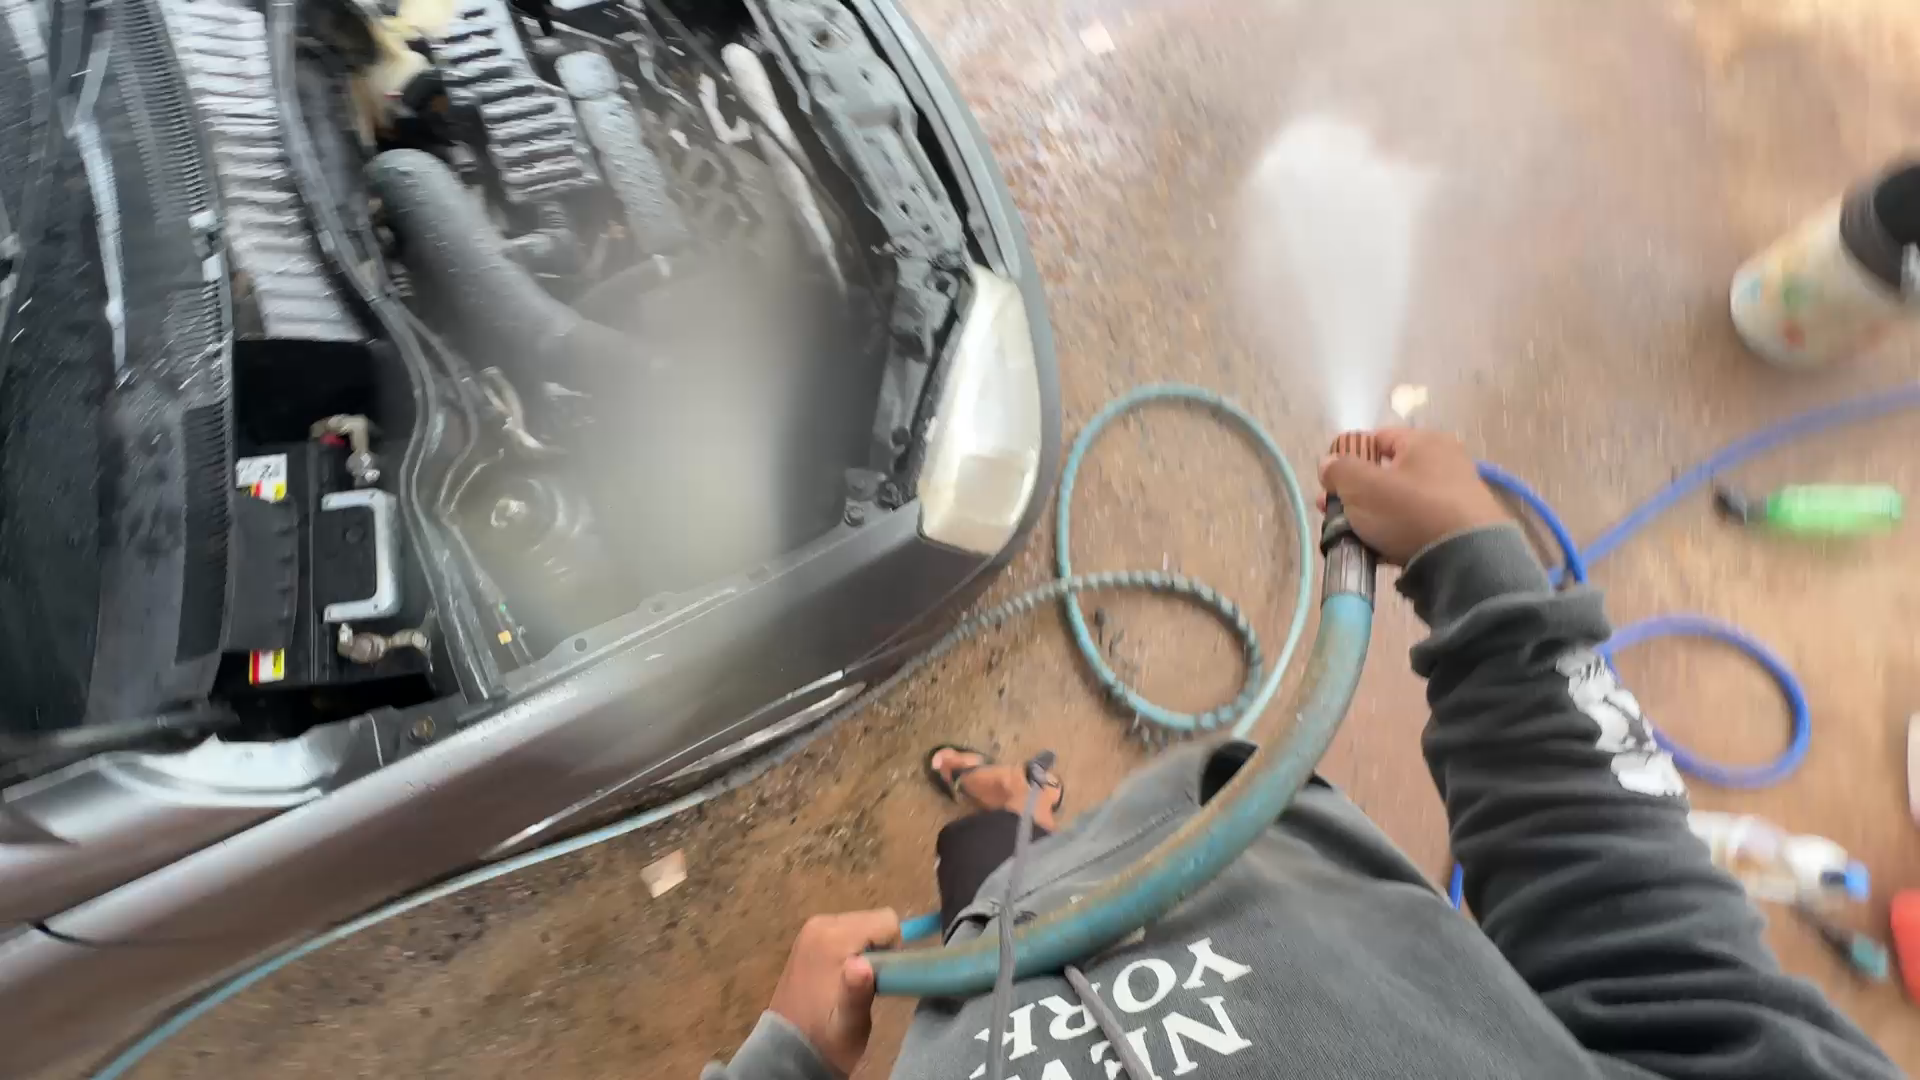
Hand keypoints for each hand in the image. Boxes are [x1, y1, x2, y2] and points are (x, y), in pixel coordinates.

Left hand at [769, 909, 900, 1074]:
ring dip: (864, 950)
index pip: (886, 921)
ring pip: (860, 925)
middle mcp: (821, 922)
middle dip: (877, 950)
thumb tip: (863, 965)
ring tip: (851, 984)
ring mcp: (812, 928)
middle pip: (872, 920)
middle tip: (866, 985)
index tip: (879, 979)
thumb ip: (858, 993)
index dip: (892, 951)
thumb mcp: (849, 1026)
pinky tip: (839, 977)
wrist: (786, 1052)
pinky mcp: (808, 936)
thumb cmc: (825, 1040)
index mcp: (833, 938)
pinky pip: (845, 931)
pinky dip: (850, 949)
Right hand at [1319, 428, 1509, 564]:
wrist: (1465, 559)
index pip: (1376, 438)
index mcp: (1424, 442)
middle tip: (1331, 510)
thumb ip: (1338, 470)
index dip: (1347, 457)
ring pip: (1395, 501)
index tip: (1329, 481)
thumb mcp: (1361, 486)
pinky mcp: (1456, 526)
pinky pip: (1412, 523)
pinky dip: (1391, 532)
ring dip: (1368, 515)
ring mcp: (1452, 496)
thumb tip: (1328, 463)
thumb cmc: (1409, 510)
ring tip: (1348, 534)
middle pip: (1383, 472)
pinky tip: (1374, 548)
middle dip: (1352, 492)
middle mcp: (1443, 462)